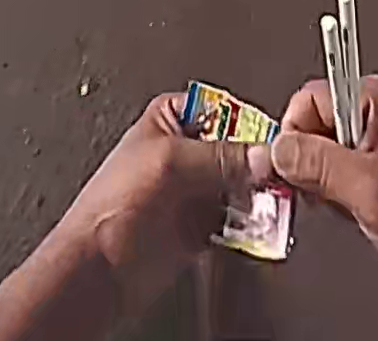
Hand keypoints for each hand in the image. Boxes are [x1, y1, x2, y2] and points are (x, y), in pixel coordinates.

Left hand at [52, 92, 270, 308]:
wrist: (98, 268)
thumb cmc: (112, 204)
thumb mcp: (169, 162)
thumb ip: (219, 156)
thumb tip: (262, 154)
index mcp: (171, 117)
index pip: (224, 109)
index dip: (250, 123)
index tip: (274, 141)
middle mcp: (187, 149)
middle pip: (239, 148)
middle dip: (259, 163)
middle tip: (278, 176)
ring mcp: (196, 188)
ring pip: (243, 184)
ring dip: (260, 196)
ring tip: (274, 205)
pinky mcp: (203, 224)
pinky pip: (239, 218)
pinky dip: (253, 224)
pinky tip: (261, 228)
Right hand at [273, 76, 377, 317]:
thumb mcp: (370, 190)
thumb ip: (319, 163)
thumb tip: (279, 148)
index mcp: (372, 99)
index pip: (308, 98)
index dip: (297, 133)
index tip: (297, 165)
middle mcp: (367, 111)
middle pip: (306, 123)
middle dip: (306, 161)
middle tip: (324, 190)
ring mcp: (364, 138)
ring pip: (311, 149)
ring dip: (316, 181)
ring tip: (342, 202)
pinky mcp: (361, 162)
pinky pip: (322, 168)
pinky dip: (324, 191)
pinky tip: (345, 207)